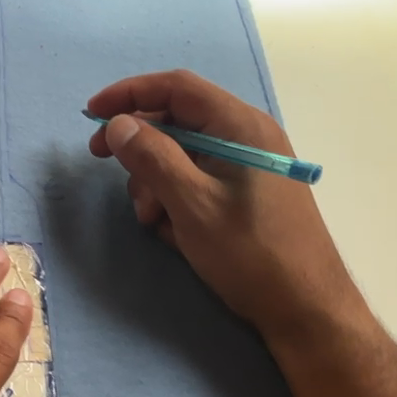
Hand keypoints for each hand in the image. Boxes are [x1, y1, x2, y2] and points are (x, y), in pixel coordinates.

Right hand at [87, 70, 366, 349]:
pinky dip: (175, 200)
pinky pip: (196, 182)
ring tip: (152, 219)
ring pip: (181, 156)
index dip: (129, 93)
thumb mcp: (192, 204)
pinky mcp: (243, 195)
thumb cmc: (250, 252)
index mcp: (239, 126)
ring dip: (154, 181)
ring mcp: (246, 167)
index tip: (91, 113)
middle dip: (139, 146)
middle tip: (102, 163)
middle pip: (176, 121)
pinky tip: (172, 231)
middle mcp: (245, 137)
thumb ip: (153, 158)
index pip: (176, 88)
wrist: (304, 307)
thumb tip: (118, 124)